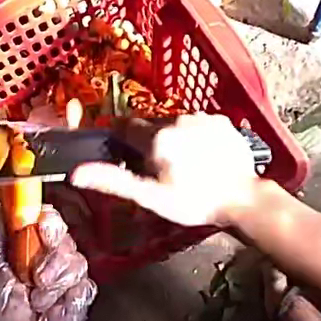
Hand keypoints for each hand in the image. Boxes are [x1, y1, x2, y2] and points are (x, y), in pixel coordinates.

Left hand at [0, 200, 95, 320]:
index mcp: (28, 244)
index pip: (47, 217)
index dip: (47, 219)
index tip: (41, 224)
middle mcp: (50, 254)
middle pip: (64, 233)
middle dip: (51, 250)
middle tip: (37, 272)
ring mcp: (68, 273)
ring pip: (75, 256)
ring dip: (53, 278)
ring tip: (37, 296)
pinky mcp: (82, 291)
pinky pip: (84, 280)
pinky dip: (65, 293)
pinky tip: (51, 305)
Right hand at [70, 114, 262, 227]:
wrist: (242, 198)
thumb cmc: (194, 202)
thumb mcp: (151, 197)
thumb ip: (114, 181)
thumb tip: (77, 173)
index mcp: (156, 137)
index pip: (126, 127)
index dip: (124, 142)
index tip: (130, 157)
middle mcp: (177, 119)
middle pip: (152, 126)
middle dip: (151, 143)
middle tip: (161, 170)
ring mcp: (202, 117)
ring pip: (176, 123)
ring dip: (175, 138)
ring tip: (187, 166)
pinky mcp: (222, 121)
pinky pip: (199, 123)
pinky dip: (196, 136)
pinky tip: (204, 158)